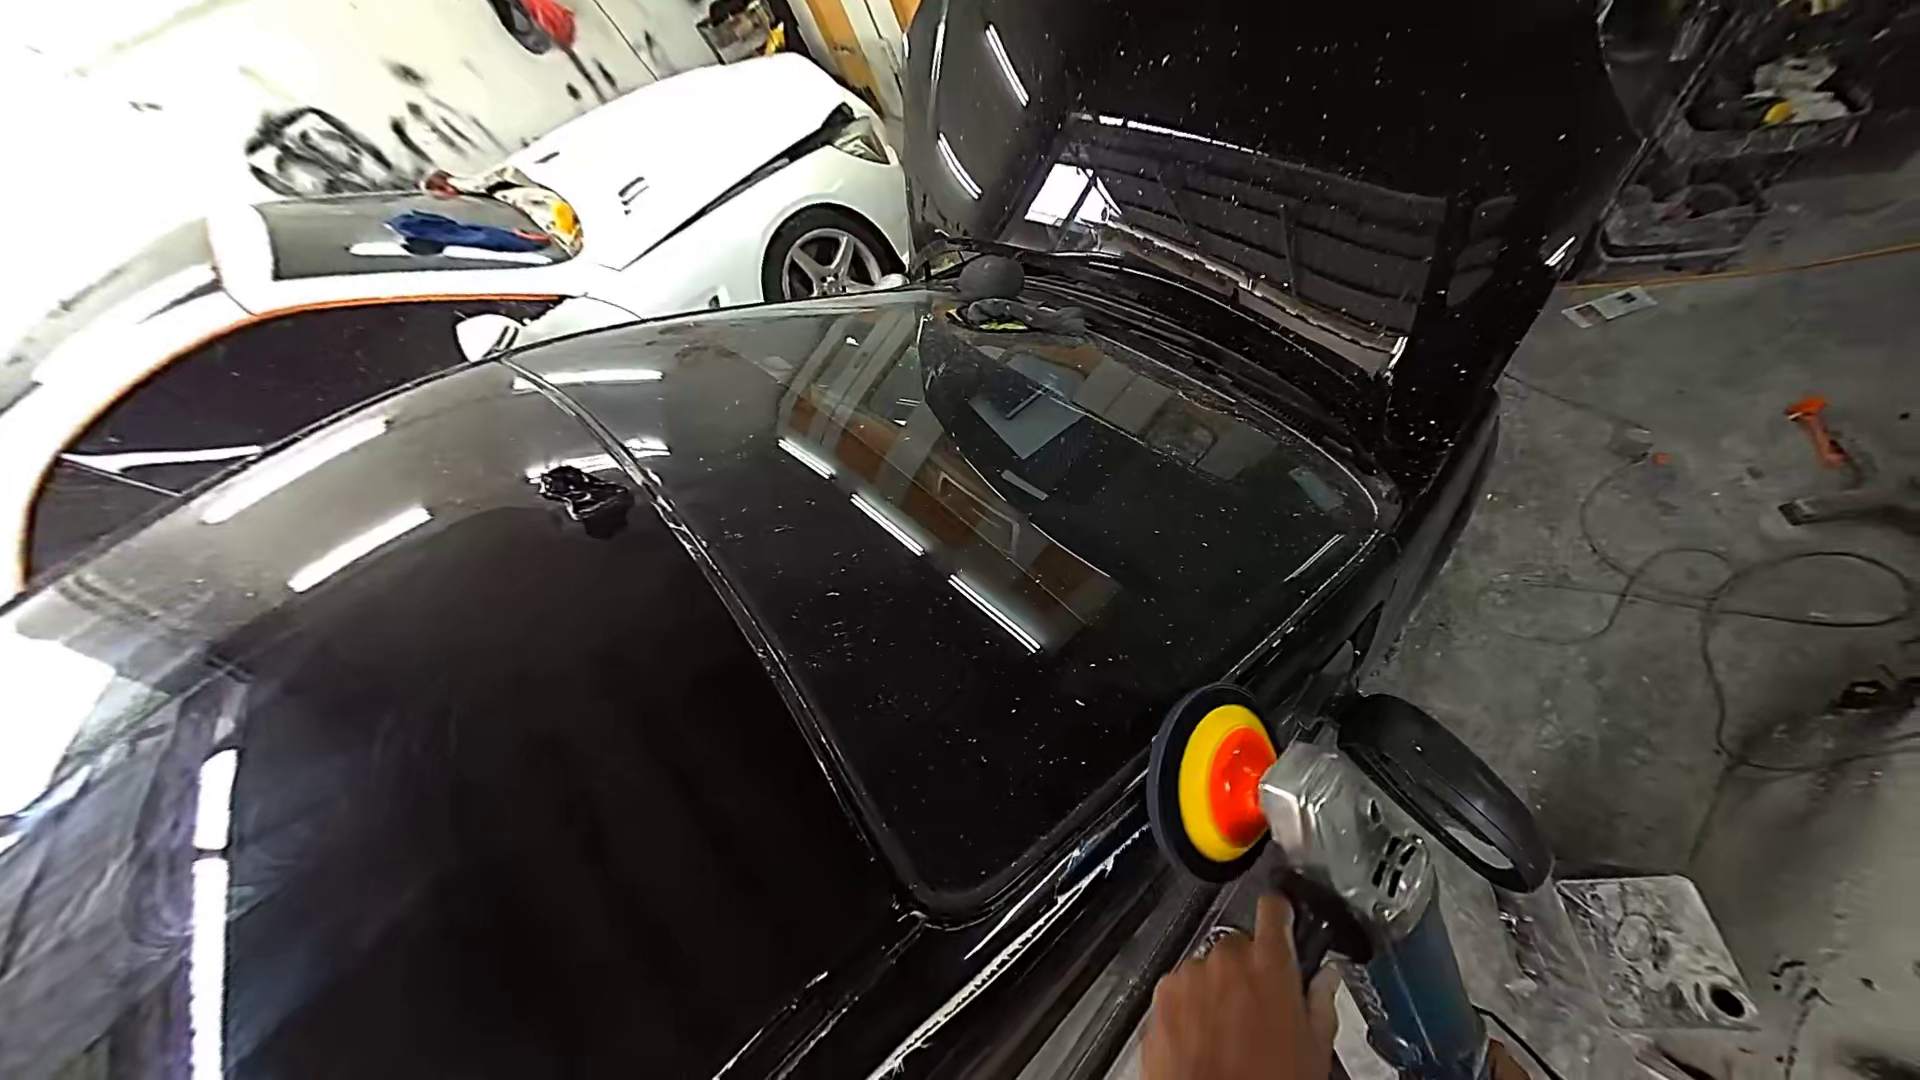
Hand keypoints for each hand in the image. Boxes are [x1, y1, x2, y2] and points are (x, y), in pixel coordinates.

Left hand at [1143, 893, 1339, 1079]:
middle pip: (1240, 945)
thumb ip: (1319, 1003)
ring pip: (1209, 966)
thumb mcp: (1315, 1052)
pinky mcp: (1164, 988)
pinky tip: (1204, 1036)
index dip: (1280, 913)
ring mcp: (1192, 971)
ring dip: (1219, 986)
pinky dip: (1191, 1002)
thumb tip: (1324, 979)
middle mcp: (1227, 957)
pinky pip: (1182, 985)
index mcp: (1270, 965)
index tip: (1282, 916)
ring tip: (1231, 1031)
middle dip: (1249, 968)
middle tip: (1260, 1007)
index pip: (1274, 910)